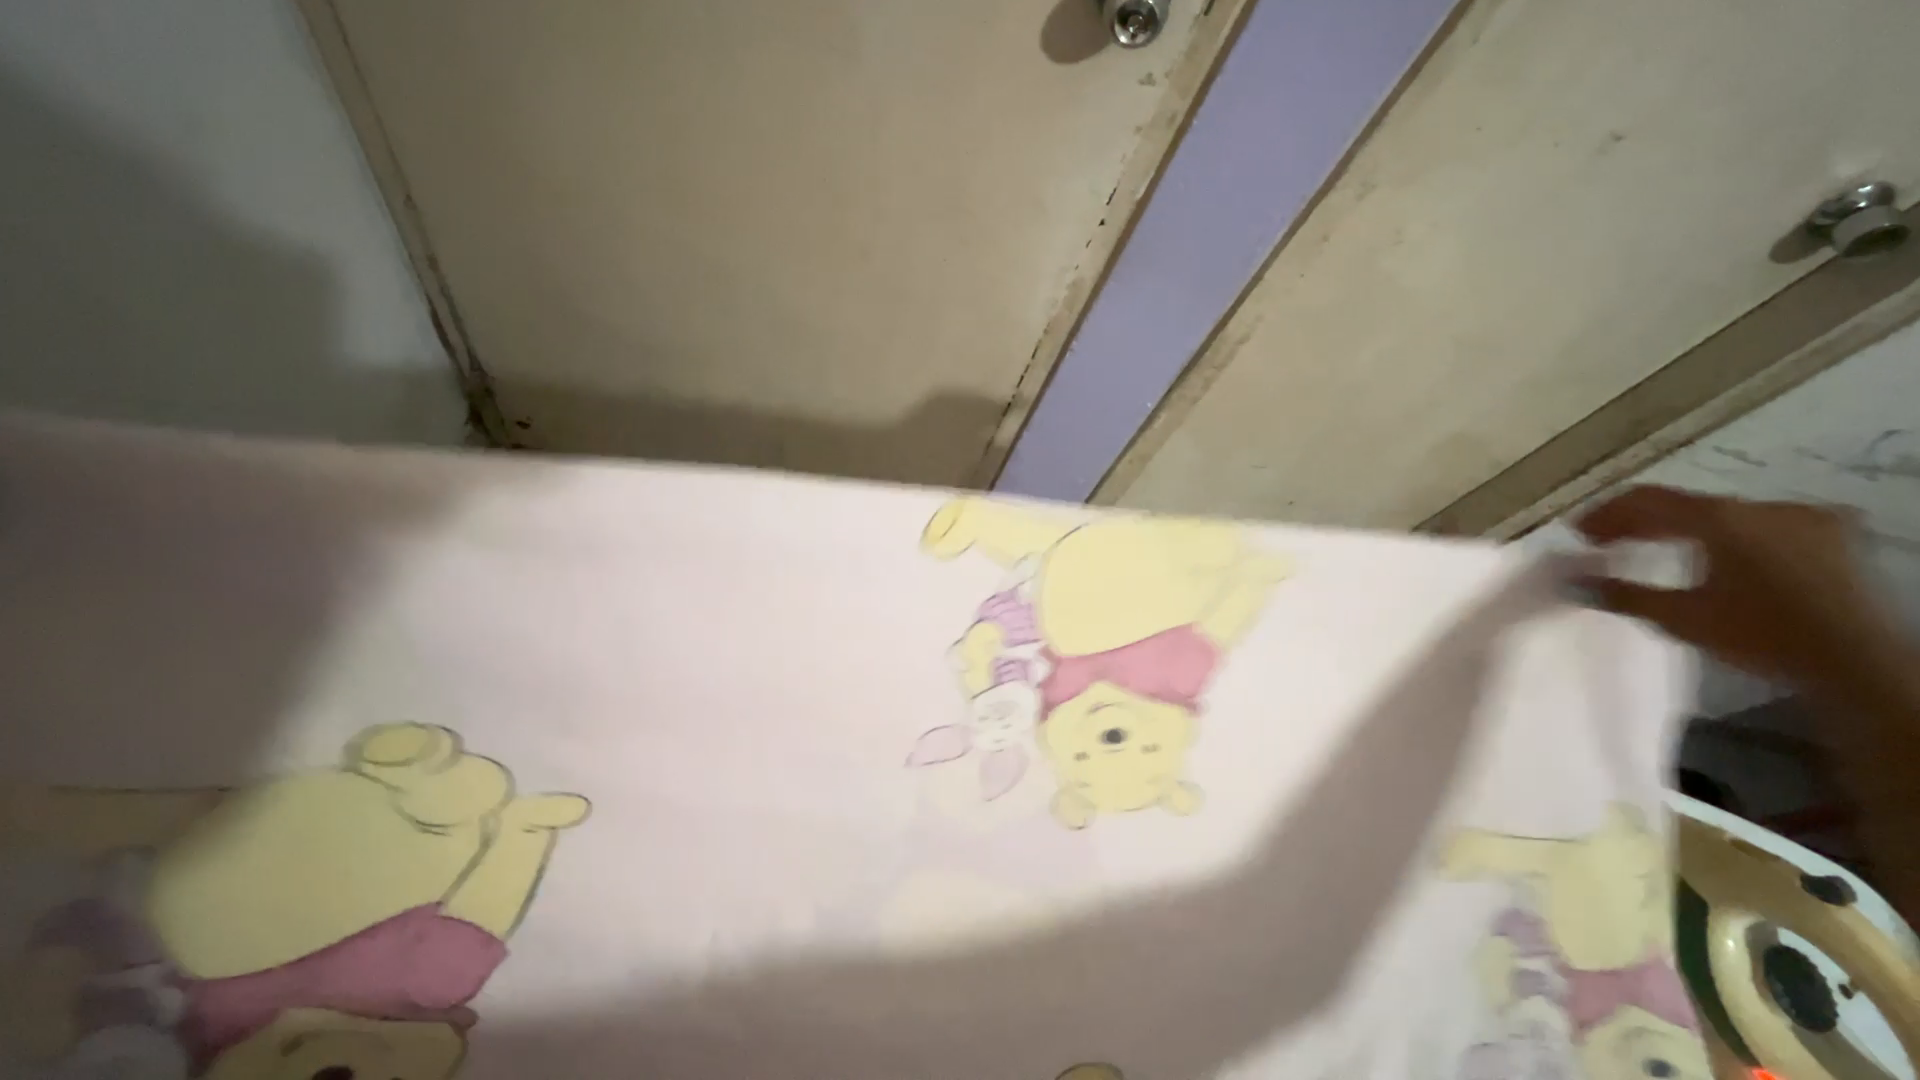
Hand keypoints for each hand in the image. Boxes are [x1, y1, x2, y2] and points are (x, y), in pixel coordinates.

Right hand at [1574, 486, 1900, 697]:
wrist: (1858, 663)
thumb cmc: (1760, 635)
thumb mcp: (1680, 617)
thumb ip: (1622, 594)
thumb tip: (1570, 581)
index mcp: (1720, 519)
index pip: (1648, 499)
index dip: (1607, 512)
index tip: (1579, 533)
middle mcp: (1762, 506)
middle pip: (1686, 504)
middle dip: (1642, 522)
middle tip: (1609, 543)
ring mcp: (1803, 516)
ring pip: (1725, 514)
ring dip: (1685, 528)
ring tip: (1659, 549)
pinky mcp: (1832, 533)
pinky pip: (1762, 523)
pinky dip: (1727, 535)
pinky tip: (1718, 557)